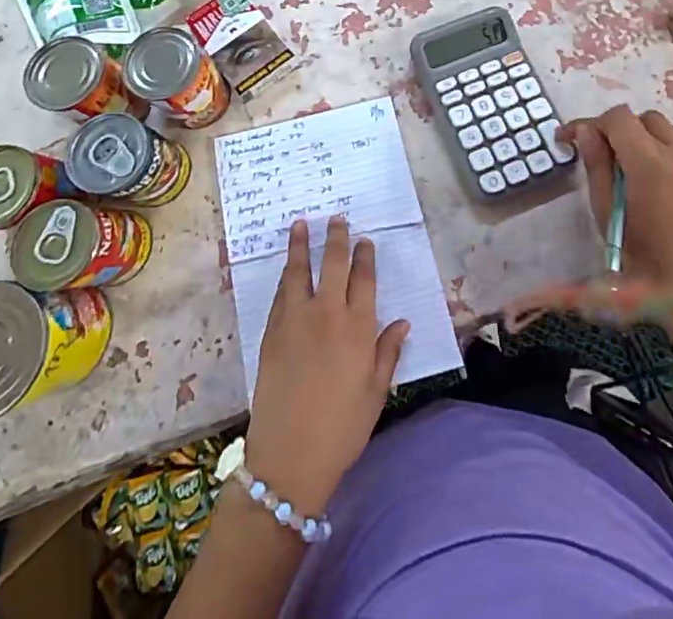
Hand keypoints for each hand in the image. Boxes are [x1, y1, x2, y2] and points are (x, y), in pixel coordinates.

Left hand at [244, 215, 408, 514]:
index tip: (364, 240)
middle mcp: (327, 315)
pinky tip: (288, 267)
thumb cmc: (343, 427)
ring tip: (301, 224)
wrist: (290, 453)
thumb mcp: (376, 393)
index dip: (364, 257)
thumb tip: (402, 322)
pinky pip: (281, 293)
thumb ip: (388, 353)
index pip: (363, 280)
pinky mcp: (271, 331)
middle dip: (335, 238)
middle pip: (332, 265)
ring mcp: (295, 320)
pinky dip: (286, 275)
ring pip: (299, 271)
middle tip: (335, 218)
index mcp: (358, 329)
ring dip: (301, 245)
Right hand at [562, 107, 672, 295]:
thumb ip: (596, 164)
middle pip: (636, 117)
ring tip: (623, 153)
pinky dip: (671, 135)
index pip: (617, 119)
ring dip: (638, 130)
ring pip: (661, 122)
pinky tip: (657, 152)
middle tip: (591, 150)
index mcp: (647, 163)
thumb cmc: (633, 246)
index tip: (567, 139)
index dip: (588, 123)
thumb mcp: (602, 206)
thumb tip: (585, 131)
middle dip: (609, 127)